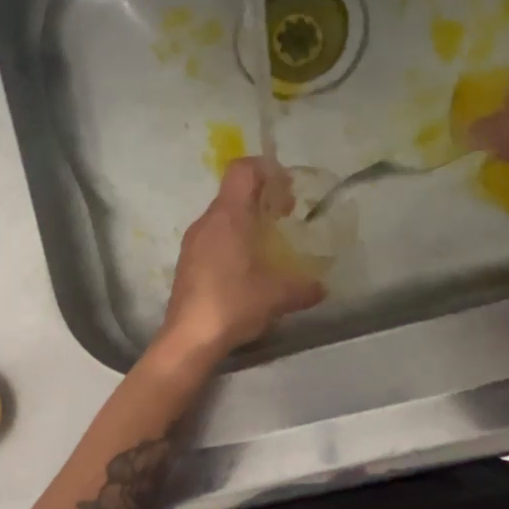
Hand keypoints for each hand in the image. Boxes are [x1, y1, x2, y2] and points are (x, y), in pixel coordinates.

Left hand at [158, 158, 325, 364]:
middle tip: (285, 216)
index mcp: (227, 216)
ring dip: (246, 222)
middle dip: (262, 198)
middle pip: (233, 193)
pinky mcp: (186, 265)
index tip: (287, 189)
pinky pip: (212, 240)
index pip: (243, 170)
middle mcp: (206, 223)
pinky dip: (231, 242)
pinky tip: (246, 268)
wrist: (189, 339)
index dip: (266, 169)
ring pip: (222, 218)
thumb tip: (322, 288)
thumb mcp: (277, 296)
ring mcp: (192, 244)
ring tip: (268, 244)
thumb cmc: (233, 305)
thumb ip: (303, 288)